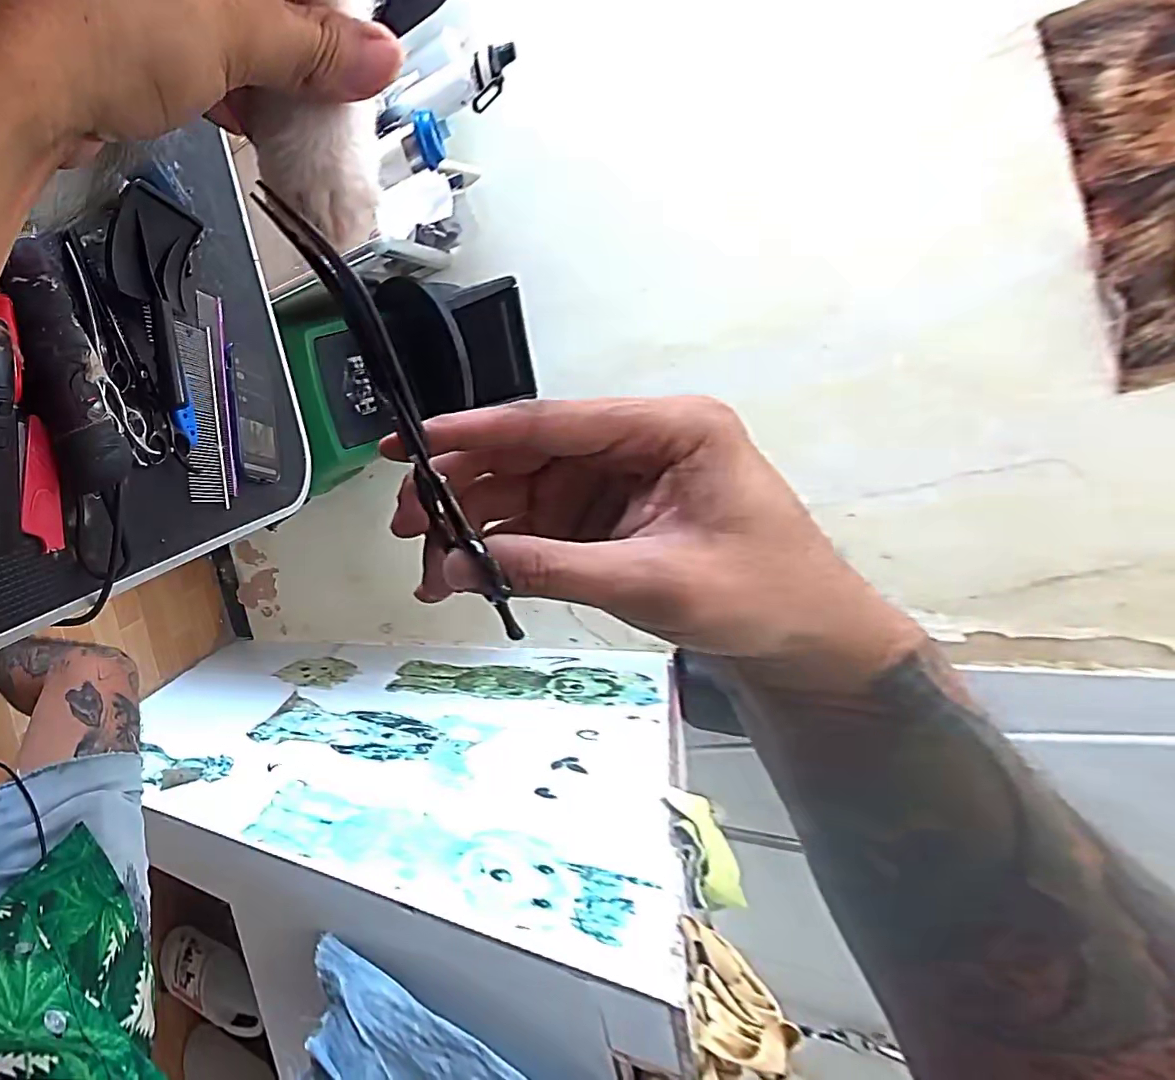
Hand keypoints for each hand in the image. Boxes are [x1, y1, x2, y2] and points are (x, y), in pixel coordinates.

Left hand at [0, 0, 402, 152]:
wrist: (28, 93)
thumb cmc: (107, 33)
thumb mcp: (234, 34)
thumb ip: (309, 47)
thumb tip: (375, 60)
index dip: (336, 15)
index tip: (359, 51)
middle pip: (276, 1)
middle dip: (307, 42)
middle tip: (337, 83)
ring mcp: (166, 0)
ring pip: (244, 26)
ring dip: (274, 70)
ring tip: (301, 108)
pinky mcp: (146, 33)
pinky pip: (209, 52)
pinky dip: (234, 84)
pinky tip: (251, 114)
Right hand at [386, 397, 926, 685]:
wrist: (804, 644)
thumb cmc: (759, 597)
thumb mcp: (648, 580)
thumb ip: (546, 566)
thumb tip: (454, 567)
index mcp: (663, 429)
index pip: (548, 421)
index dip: (470, 433)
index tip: (410, 445)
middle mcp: (624, 444)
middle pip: (515, 455)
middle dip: (453, 489)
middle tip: (404, 524)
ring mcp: (601, 480)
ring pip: (507, 490)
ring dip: (461, 525)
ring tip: (428, 569)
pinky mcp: (588, 515)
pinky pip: (520, 523)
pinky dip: (485, 549)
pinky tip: (457, 575)